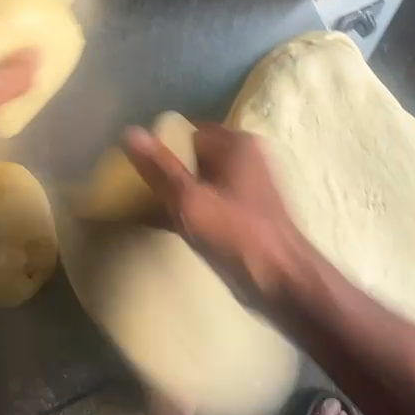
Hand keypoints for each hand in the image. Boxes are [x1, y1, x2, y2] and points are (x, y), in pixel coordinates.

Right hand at [123, 123, 315, 310]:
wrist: (285, 283)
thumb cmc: (238, 236)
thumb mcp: (191, 201)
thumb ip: (160, 168)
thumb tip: (130, 132)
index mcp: (236, 144)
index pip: (188, 131)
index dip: (161, 147)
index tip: (134, 166)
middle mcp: (245, 157)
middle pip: (193, 155)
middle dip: (166, 171)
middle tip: (134, 188)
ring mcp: (247, 186)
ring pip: (200, 180)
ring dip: (175, 193)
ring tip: (143, 207)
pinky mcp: (245, 212)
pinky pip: (208, 201)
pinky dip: (188, 210)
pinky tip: (163, 226)